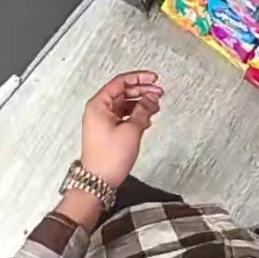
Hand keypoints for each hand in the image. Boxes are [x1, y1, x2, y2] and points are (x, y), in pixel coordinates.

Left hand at [81, 70, 161, 187]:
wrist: (99, 179)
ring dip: (141, 103)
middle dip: (142, 91)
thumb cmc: (110, 156)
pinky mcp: (107, 130)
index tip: (154, 78)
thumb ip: (143, 110)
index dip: (139, 78)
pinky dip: (136, 114)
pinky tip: (148, 118)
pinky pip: (123, 116)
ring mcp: (102, 120)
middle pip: (123, 92)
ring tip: (156, 106)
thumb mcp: (131, 130)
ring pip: (124, 104)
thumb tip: (151, 98)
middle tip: (159, 93)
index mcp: (99, 105)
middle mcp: (99, 110)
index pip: (120, 82)